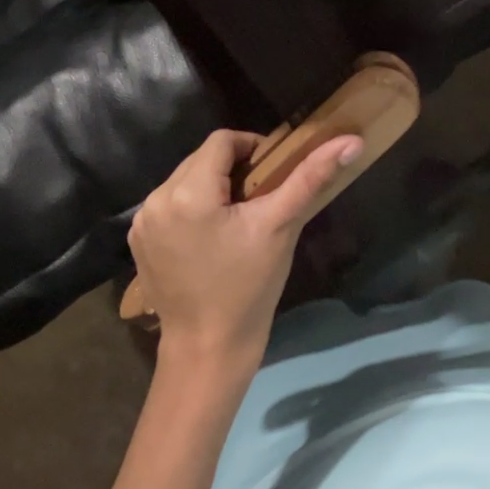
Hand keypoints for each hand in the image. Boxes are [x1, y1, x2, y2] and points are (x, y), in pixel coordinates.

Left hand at [129, 129, 362, 363]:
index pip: (222, 140)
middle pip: (201, 159)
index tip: (273, 174)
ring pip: (185, 180)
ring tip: (237, 220)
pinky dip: (192, 209)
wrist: (208, 348)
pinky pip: (169, 205)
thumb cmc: (249, 287)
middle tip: (259, 200)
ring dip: (212, 188)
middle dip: (232, 170)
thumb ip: (311, 177)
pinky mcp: (139, 241)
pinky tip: (211, 239)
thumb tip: (351, 140)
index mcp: (189, 191)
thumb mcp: (281, 226)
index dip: (252, 147)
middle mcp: (157, 199)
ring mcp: (143, 222)